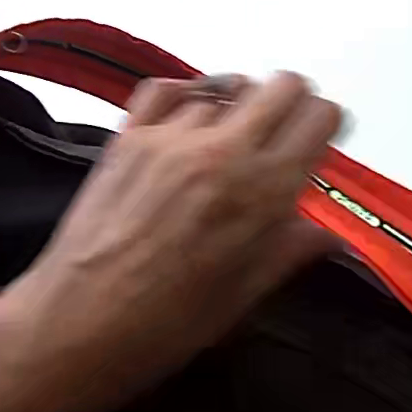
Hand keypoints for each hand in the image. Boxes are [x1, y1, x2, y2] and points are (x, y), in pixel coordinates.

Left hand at [0, 72, 342, 411]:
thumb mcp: (244, 296)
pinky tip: (189, 119)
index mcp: (263, 191)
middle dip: (294, 103)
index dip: (328, 124)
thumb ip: (292, 250)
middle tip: (283, 133)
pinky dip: (187, 96)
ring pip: (226, 89)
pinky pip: (167, 89)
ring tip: (227, 142)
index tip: (321, 140)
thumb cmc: (170, 325)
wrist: (78, 325)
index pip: (319, 119)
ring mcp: (170, 136)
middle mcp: (223, 149)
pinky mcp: (128, 136)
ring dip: (238, 109)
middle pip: (281, 86)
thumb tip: (332, 231)